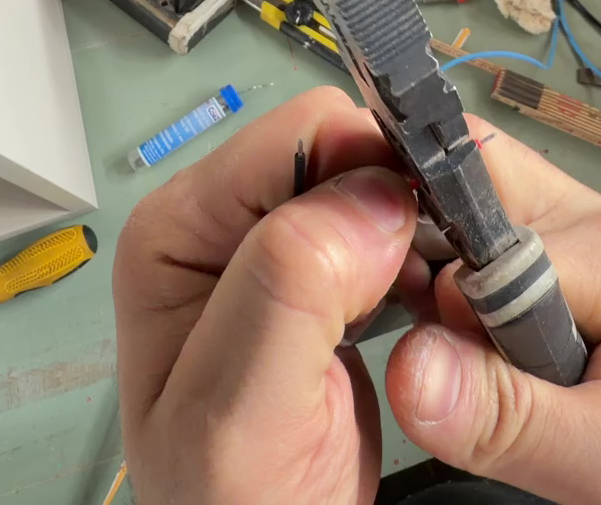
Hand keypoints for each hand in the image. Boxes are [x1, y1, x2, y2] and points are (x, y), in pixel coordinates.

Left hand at [114, 87, 415, 503]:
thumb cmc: (238, 499)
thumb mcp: (240, 410)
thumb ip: (291, 290)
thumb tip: (377, 192)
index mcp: (181, 221)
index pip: (297, 133)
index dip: (366, 168)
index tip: (413, 237)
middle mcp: (219, 213)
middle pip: (335, 146)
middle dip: (390, 196)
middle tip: (418, 279)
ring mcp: (266, 238)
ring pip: (366, 178)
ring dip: (409, 225)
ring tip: (419, 295)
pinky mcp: (312, 266)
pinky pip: (380, 219)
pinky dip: (413, 249)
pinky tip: (414, 299)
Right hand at [385, 118, 600, 504]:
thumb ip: (518, 418)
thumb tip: (411, 368)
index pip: (497, 238)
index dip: (452, 292)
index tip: (425, 343)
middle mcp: (579, 228)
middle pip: (469, 184)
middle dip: (419, 235)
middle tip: (398, 311)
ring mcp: (553, 248)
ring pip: (453, 215)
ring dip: (420, 265)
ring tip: (416, 329)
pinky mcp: (531, 279)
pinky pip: (456, 256)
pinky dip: (427, 289)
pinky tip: (428, 332)